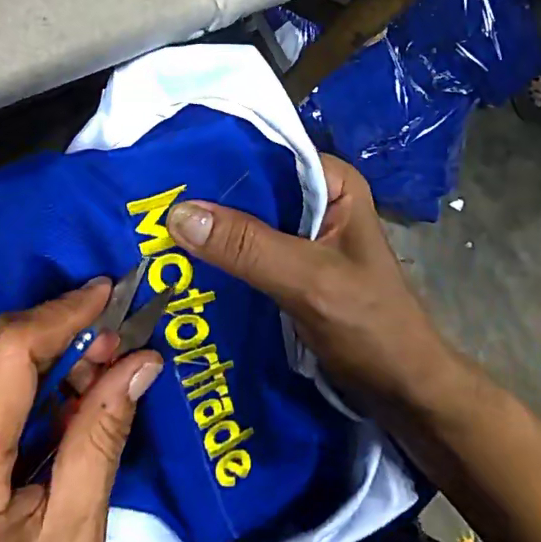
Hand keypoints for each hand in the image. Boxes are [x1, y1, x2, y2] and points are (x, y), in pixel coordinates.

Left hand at [0, 284, 163, 541]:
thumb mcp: (73, 541)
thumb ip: (101, 441)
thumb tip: (142, 361)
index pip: (4, 359)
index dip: (62, 314)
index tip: (114, 292)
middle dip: (61, 330)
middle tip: (121, 340)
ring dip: (44, 354)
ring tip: (100, 370)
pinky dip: (22, 383)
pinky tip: (61, 402)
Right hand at [165, 155, 460, 410]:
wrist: (401, 388)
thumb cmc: (370, 325)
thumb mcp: (309, 280)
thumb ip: (248, 246)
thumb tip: (177, 211)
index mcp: (336, 184)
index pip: (271, 154)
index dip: (219, 158)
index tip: (161, 167)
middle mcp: (320, 201)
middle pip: (254, 189)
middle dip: (206, 200)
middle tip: (139, 206)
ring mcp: (305, 238)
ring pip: (248, 224)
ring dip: (207, 233)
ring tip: (144, 235)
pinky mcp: (293, 271)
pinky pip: (249, 256)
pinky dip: (219, 262)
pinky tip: (177, 270)